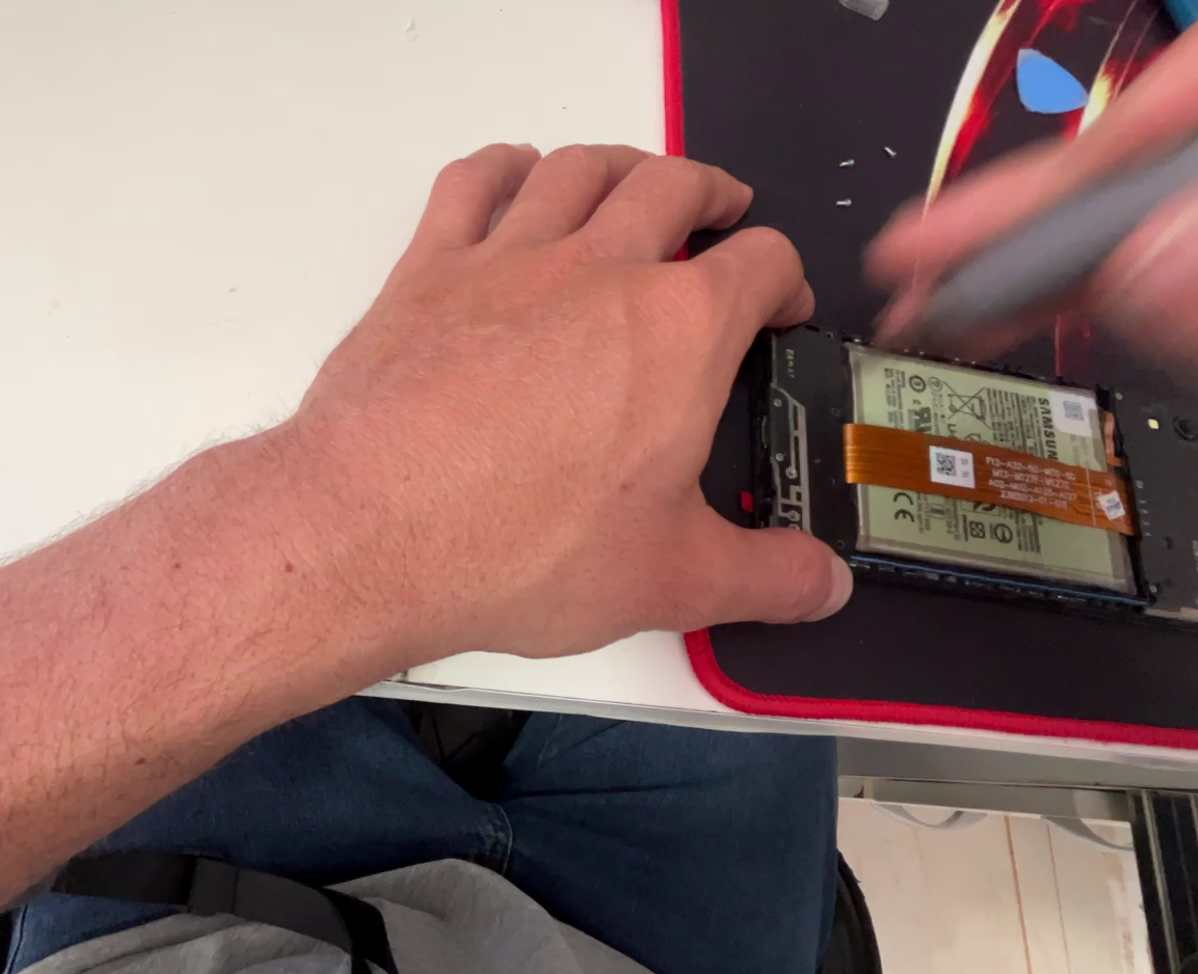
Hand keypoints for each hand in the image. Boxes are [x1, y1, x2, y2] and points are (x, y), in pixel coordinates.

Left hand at [283, 143, 849, 659]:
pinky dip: (501, 169)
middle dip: (711, 195)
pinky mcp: (425, 273)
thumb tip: (822, 584)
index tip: (780, 304)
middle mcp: (597, 271)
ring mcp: (506, 262)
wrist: (375, 534)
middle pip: (674, 188)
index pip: (760, 266)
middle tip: (720, 214)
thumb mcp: (669, 581)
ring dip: (618, 165)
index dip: (783, 279)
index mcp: (678, 331)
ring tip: (634, 184)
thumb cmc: (519, 549)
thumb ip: (764, 577)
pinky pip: (470, 184)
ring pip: (577, 170)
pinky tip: (513, 179)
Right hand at [866, 0, 1197, 625]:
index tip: (1069, 188)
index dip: (1191, 97)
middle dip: (1065, 192)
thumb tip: (1165, 235)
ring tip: (942, 289)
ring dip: (1042, 239)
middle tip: (943, 245)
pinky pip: (1171, 246)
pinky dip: (1073, 277)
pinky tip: (1002, 309)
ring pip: (1179, 188)